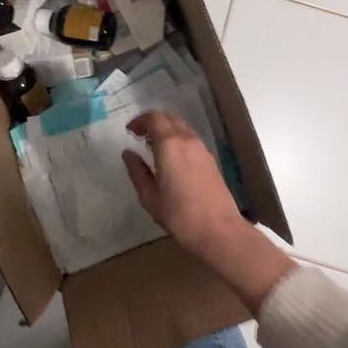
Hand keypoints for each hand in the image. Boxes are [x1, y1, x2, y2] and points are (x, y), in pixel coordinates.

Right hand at [121, 111, 244, 252]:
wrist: (219, 230)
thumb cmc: (180, 215)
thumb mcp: (150, 197)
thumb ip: (137, 172)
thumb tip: (128, 153)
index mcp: (169, 145)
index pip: (154, 117)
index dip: (140, 120)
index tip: (130, 132)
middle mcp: (187, 140)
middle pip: (169, 117)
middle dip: (152, 121)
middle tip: (139, 136)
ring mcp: (202, 148)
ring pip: (181, 126)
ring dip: (166, 129)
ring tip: (153, 147)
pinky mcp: (210, 159)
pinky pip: (190, 137)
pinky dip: (177, 138)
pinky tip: (171, 158)